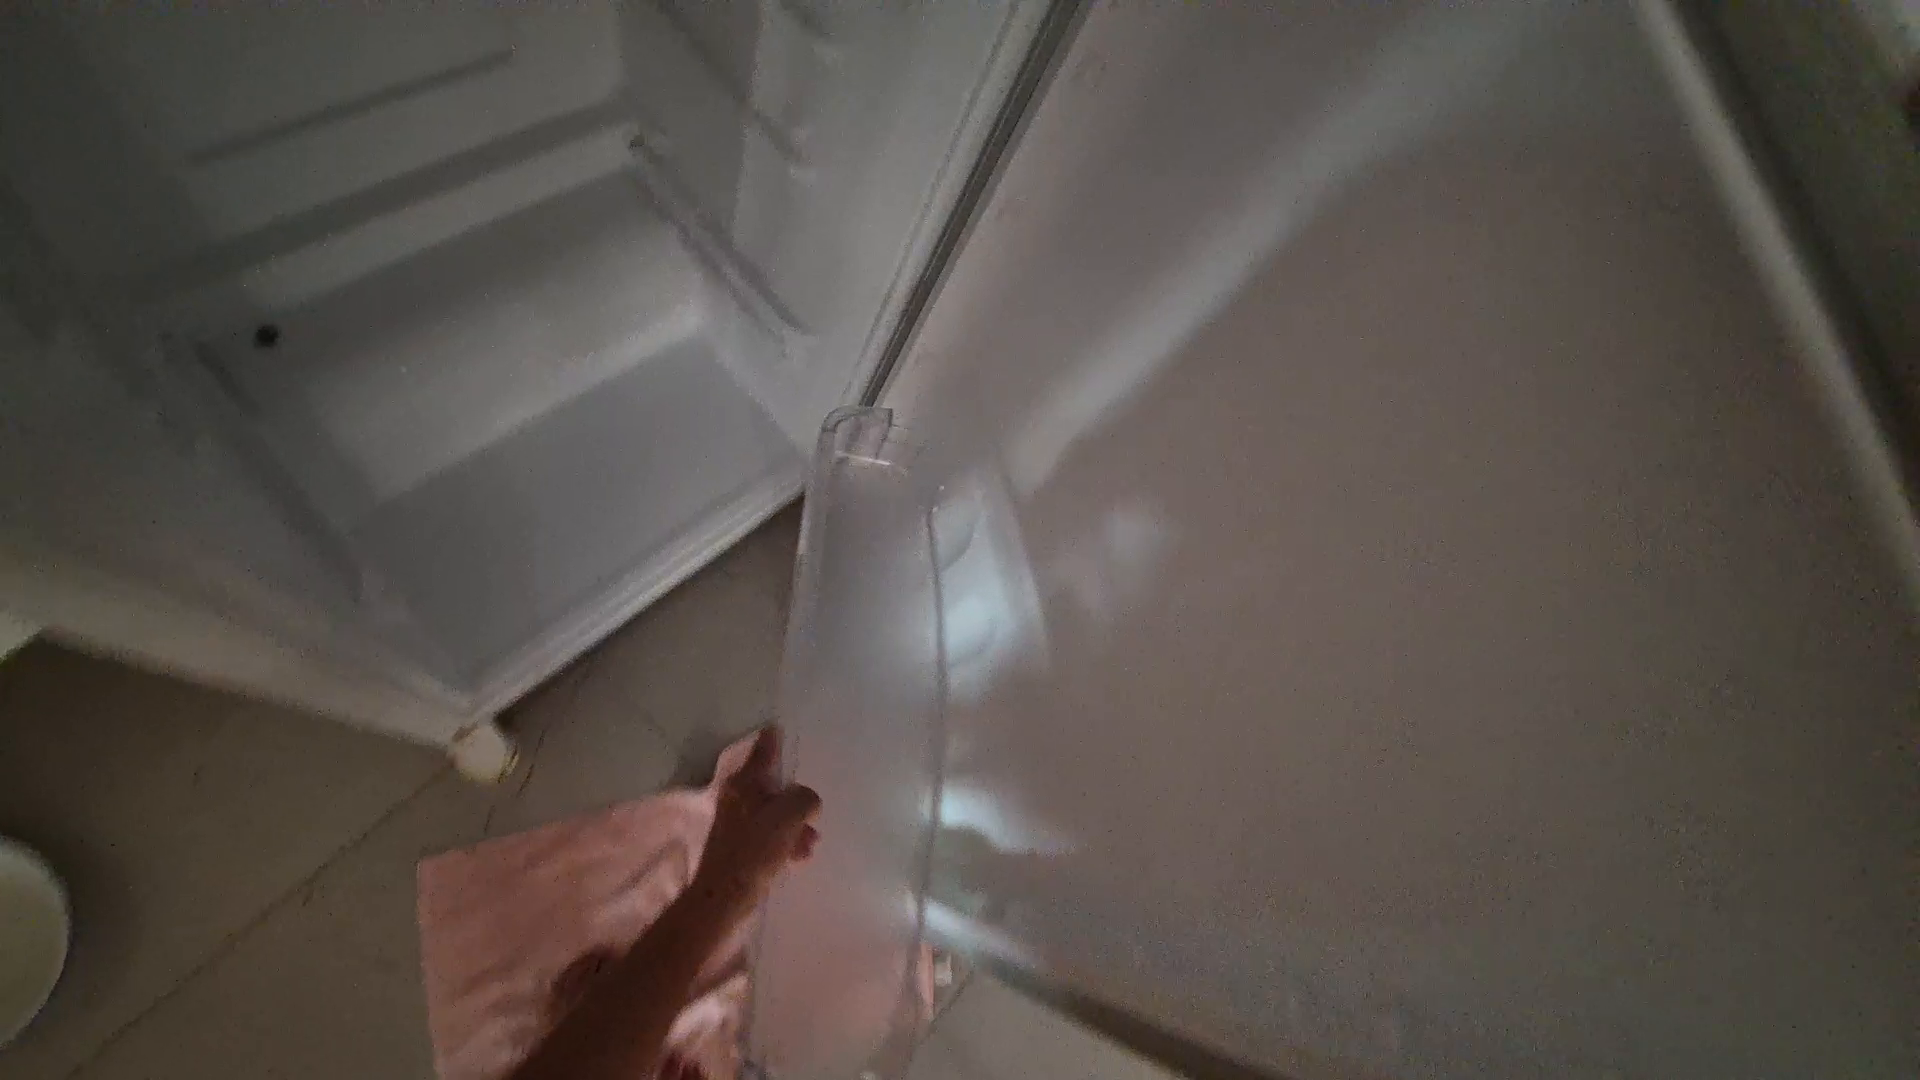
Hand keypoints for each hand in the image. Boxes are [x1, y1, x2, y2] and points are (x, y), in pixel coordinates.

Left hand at [691, 727, 820, 923]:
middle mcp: (738, 797)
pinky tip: (800, 856)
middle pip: (773, 786)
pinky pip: (770, 835)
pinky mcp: (740, 848)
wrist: (724, 898)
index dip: (772, 739)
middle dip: (796, 798)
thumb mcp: (789, 815)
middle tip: (813, 810)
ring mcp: (737, 823)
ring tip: (812, 843)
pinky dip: (785, 840)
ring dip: (795, 824)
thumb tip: (807, 801)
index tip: (777, 727)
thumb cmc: (756, 849)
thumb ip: (805, 798)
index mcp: (745, 783)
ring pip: (774, 813)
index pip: (763, 752)